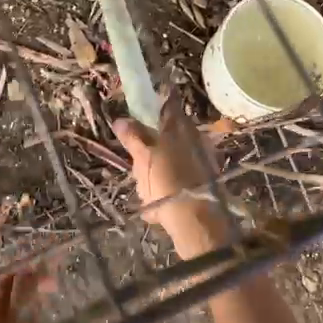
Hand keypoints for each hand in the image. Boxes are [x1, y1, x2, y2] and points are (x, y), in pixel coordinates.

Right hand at [110, 97, 231, 258]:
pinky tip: (156, 201)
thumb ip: (132, 136)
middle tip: (136, 158)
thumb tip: (120, 119)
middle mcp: (194, 137)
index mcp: (180, 125)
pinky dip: (166, 185)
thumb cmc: (167, 180)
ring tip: (145, 186)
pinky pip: (177, 177)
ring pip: (170, 156)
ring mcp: (200, 160)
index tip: (138, 111)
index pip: (168, 103)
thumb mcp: (143, 156)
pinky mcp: (202, 182)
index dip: (153, 104)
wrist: (195, 219)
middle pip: (167, 132)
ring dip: (156, 168)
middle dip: (150, 143)